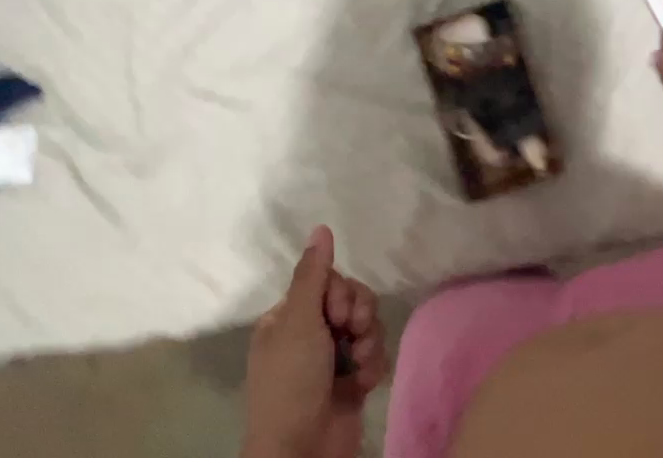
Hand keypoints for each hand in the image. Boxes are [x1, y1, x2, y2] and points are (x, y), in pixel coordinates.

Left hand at [241, 226, 389, 457]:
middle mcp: (309, 334)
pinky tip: (364, 383)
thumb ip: (313, 274)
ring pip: (368, 326)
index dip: (341, 292)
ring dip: (369, 342)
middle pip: (351, 299)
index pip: (328, 281)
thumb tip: (320, 227)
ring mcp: (332, 359)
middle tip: (351, 334)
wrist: (302, 453)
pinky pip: (375, 354)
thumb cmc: (291, 383)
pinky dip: (373, 366)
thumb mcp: (297, 322)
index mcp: (287, 318)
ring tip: (359, 365)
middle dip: (359, 314)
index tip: (336, 314)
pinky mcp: (352, 382)